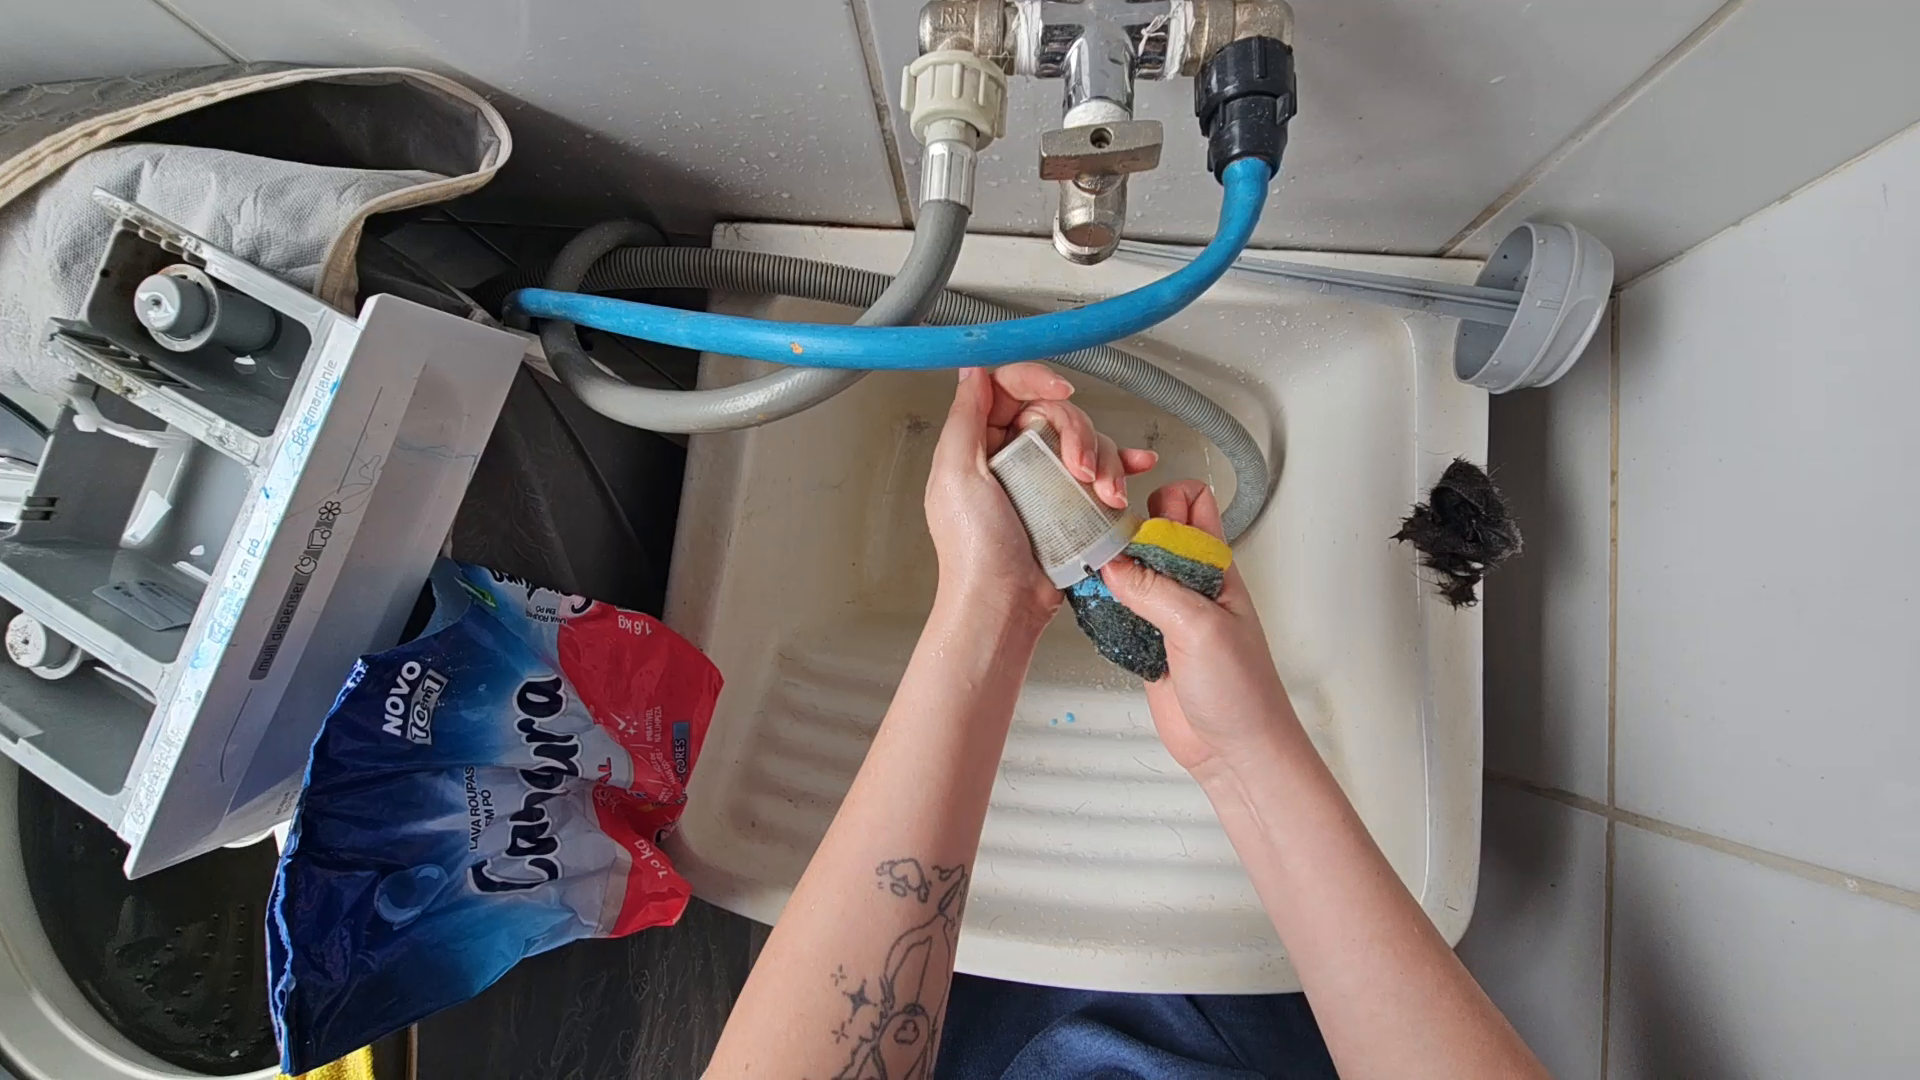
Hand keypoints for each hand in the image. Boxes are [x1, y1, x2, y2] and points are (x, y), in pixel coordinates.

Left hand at [927, 364, 1155, 621]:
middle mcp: (1011, 455)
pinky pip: (1101, 469)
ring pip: (1083, 439)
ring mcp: (1042, 477)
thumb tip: (971, 369)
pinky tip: (1137, 467)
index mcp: (978, 443)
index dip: (1036, 381)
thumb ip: (964, 418)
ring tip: (1105, 492)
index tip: (1060, 392)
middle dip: (1077, 433)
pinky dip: (1122, 466)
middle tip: (1078, 468)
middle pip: (1054, 412)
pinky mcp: (1069, 500)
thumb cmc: (974, 550)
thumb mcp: (956, 475)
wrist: (1003, 603)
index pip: (1009, 388)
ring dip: (1104, 458)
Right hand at [1100, 481, 1298, 776]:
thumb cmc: (1243, 691)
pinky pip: (1117, 608)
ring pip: (1129, 569)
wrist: (1236, 752)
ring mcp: (1166, 611)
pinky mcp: (1145, 640)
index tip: (1137, 521)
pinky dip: (1100, 604)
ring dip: (1107, 568)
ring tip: (1088, 574)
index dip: (1165, 499)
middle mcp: (1189, 581)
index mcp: (1214, 565)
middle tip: (1103, 547)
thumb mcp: (1200, 628)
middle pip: (1151, 531)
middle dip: (1126, 530)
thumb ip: (1155, 590)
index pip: (1192, 503)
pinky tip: (1089, 607)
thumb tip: (1112, 563)